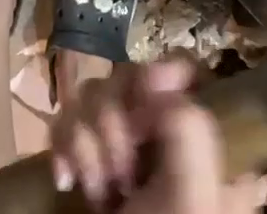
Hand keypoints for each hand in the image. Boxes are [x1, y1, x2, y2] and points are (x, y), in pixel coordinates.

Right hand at [51, 60, 262, 213]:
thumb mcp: (191, 199)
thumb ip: (188, 132)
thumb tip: (164, 67)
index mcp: (204, 141)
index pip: (179, 72)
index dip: (152, 82)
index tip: (140, 112)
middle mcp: (165, 136)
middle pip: (127, 79)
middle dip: (110, 124)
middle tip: (118, 174)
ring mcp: (124, 150)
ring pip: (90, 96)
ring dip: (84, 142)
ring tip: (94, 190)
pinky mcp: (88, 159)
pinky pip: (65, 121)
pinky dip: (62, 148)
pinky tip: (67, 181)